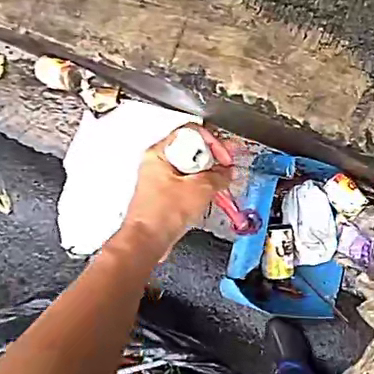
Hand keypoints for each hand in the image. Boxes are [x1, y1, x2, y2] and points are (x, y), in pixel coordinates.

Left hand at [109, 125, 230, 260]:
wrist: (147, 241)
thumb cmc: (161, 214)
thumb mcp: (200, 189)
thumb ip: (218, 176)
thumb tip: (226, 173)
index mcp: (159, 153)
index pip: (190, 132)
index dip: (211, 142)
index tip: (223, 157)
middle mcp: (156, 163)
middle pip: (190, 149)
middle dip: (211, 159)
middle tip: (225, 168)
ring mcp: (159, 179)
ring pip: (189, 167)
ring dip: (206, 175)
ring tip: (217, 185)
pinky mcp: (164, 194)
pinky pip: (185, 183)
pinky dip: (198, 187)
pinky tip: (206, 196)